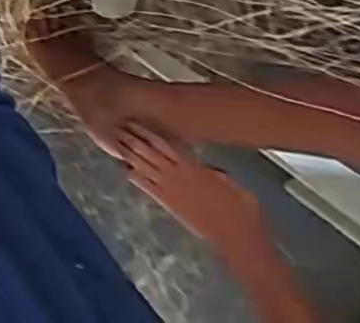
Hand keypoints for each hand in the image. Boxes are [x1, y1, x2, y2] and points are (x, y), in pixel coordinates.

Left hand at [115, 122, 268, 248]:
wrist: (238, 240)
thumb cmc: (245, 214)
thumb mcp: (236, 187)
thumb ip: (219, 174)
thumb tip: (209, 168)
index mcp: (193, 167)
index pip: (164, 143)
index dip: (147, 131)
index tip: (133, 121)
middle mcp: (177, 174)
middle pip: (146, 150)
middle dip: (131, 137)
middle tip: (116, 126)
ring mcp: (169, 188)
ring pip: (141, 164)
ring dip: (127, 152)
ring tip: (114, 142)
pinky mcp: (166, 202)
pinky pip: (144, 184)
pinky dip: (132, 174)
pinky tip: (123, 168)